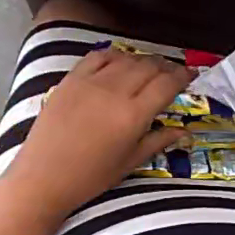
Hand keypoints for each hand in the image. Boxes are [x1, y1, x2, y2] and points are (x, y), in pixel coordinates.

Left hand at [1, 47, 191, 217]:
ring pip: (126, 59)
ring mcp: (90, 83)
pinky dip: (113, 55)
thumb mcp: (129, 162)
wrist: (43, 178)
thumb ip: (158, 141)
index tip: (191, 76)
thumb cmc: (89, 178)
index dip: (183, 76)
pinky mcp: (70, 80)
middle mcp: (114, 92)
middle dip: (166, 67)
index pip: (166, 84)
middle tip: (173, 74)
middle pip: (149, 67)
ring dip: (142, 60)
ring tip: (149, 68)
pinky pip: (97, 57)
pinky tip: (119, 62)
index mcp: (133, 116)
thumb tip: (183, 132)